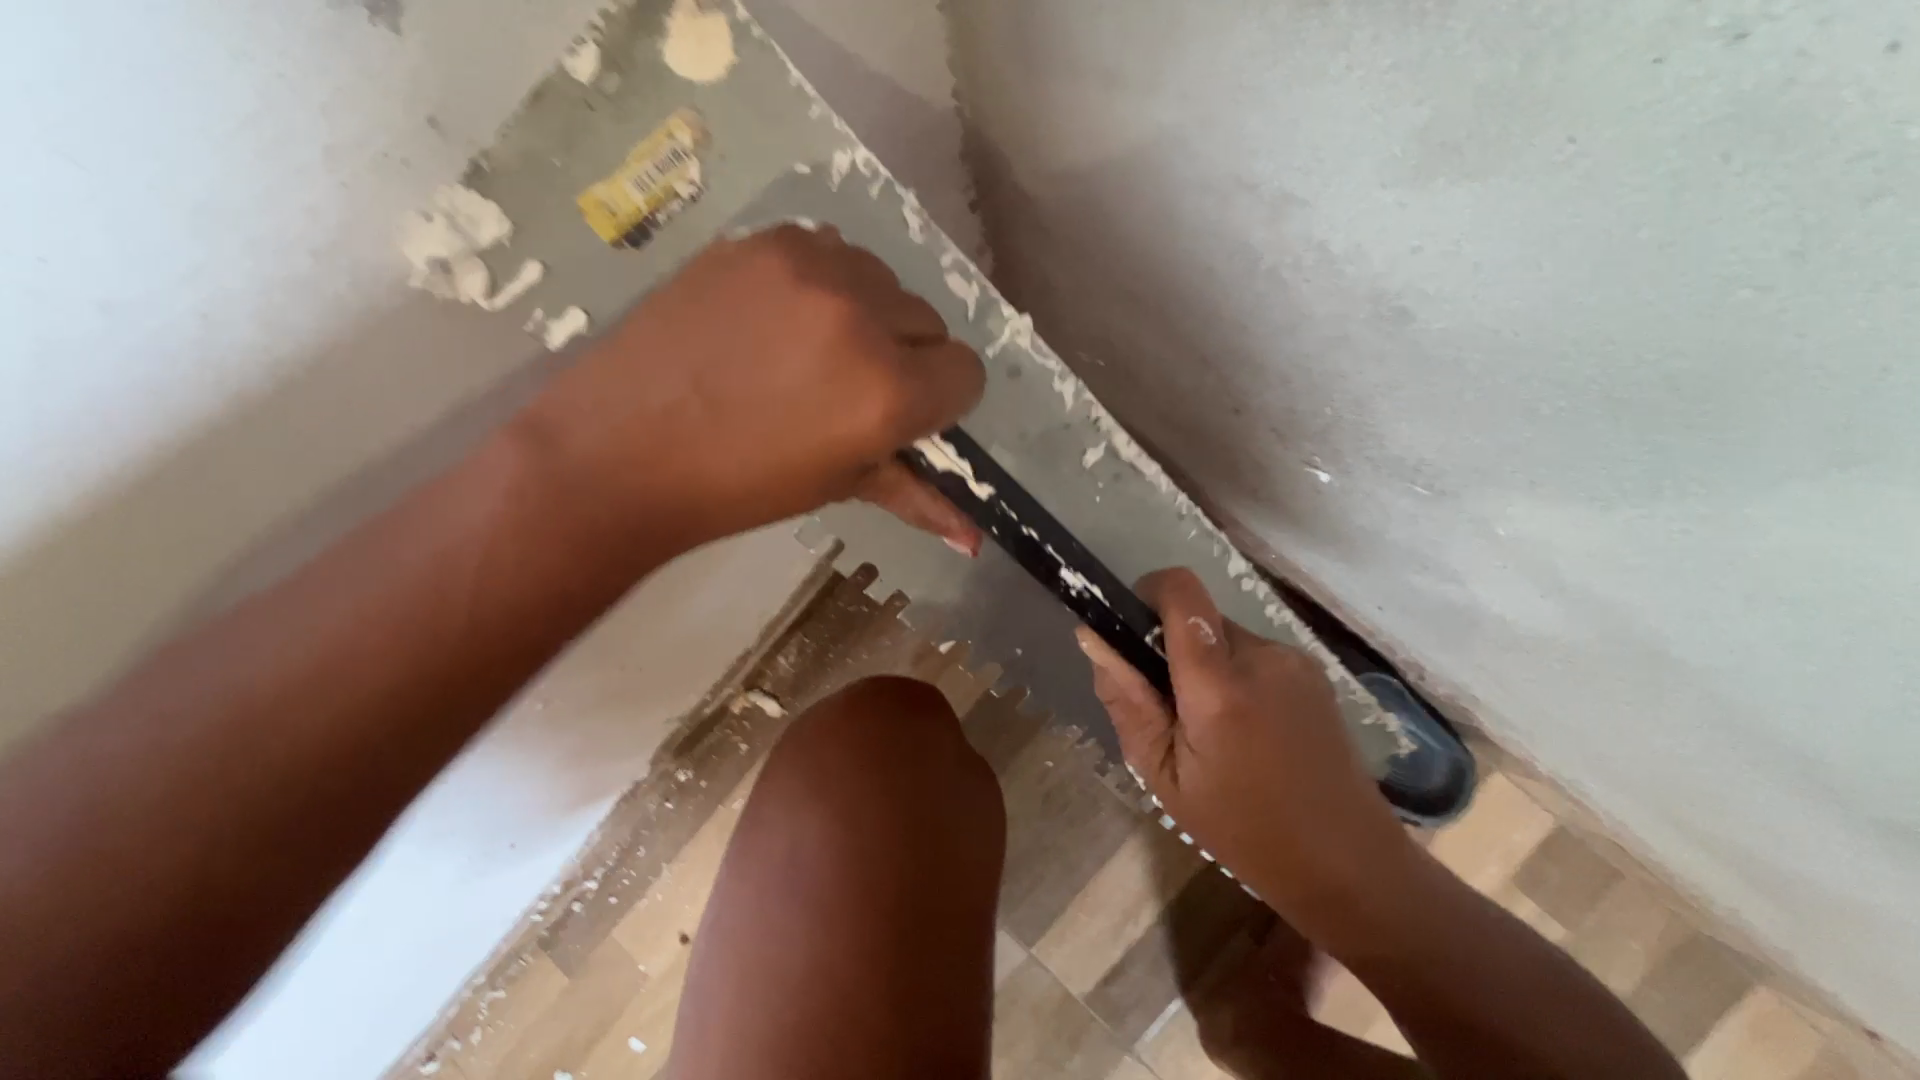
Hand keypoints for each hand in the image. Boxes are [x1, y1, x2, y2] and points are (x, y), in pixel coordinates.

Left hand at [520, 225, 986, 551]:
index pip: (967, 374)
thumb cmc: (737, 486)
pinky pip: (831, 250)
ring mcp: (811, 268)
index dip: (939, 401)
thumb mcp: (836, 487)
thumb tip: (975, 539)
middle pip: (930, 323)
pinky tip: (776, 317)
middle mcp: (863, 319)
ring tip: (808, 350)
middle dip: (905, 357)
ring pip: (884, 280)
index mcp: (888, 392)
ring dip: (867, 314)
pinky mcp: (765, 241)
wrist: (621, 446)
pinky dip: (821, 281)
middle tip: (846, 388)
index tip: (900, 417)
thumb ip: (916, 497)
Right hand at [1076, 569, 1417, 920]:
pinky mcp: (1313, 671)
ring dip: (1205, 667)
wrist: (1347, 860)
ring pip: (1225, 637)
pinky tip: (1248, 733)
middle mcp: (1262, 656)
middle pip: (1198, 618)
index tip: (1130, 632)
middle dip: (1172, 650)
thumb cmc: (1242, 829)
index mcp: (1219, 686)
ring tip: (1213, 732)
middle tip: (1171, 713)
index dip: (1147, 593)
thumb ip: (1126, 700)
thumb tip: (1093, 637)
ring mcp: (1294, 661)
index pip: (1180, 592)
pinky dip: (1235, 678)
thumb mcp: (1162, 776)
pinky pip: (1254, 655)